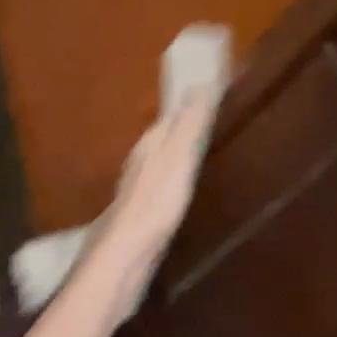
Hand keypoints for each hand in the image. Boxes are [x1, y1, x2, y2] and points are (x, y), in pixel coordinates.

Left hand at [105, 88, 219, 251]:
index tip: (210, 97)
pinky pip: (159, 186)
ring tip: (198, 153)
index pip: (170, 117)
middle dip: (181, 130)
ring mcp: (136, 188)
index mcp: (149, 144)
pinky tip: (179, 190)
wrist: (126, 251)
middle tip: (208, 124)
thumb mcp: (178, 157)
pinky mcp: (139, 213)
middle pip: (162, 139)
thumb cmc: (156, 201)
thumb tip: (200, 84)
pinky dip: (172, 181)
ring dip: (175, 155)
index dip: (189, 107)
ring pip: (158, 162)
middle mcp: (138, 161)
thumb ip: (189, 124)